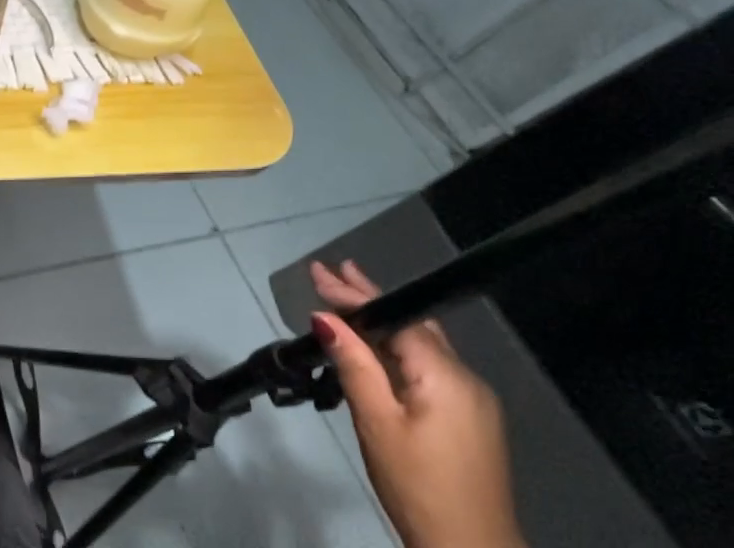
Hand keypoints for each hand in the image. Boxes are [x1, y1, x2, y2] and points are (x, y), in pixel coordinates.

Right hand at [311, 260, 525, 547]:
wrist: (469, 546)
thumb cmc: (416, 482)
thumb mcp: (376, 421)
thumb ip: (354, 364)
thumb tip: (325, 319)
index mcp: (446, 378)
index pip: (397, 319)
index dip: (356, 294)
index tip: (320, 272)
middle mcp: (466, 381)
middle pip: (414, 327)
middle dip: (371, 299)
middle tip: (333, 271)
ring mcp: (471, 401)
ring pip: (421, 347)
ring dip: (382, 323)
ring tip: (346, 300)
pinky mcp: (468, 419)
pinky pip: (427, 368)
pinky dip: (395, 349)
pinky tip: (372, 346)